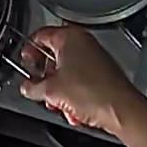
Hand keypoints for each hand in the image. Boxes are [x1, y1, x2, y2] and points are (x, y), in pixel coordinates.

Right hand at [19, 25, 146, 136]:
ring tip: (58, 104)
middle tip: (39, 87)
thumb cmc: (92, 92)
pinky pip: (80, 79)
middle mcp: (82, 41)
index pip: (40, 36)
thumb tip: (27, 87)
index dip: (29, 50)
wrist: (121, 110)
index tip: (25, 62)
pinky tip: (73, 110)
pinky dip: (73, 93)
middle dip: (45, 76)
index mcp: (68, 37)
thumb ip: (33, 87)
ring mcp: (93, 56)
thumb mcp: (51, 91)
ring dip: (59, 89)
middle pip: (53, 54)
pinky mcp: (102, 71)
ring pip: (66, 70)